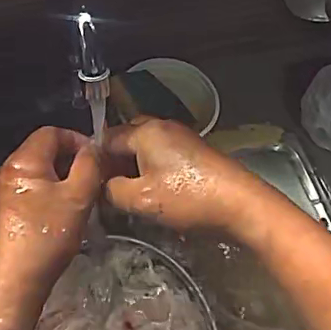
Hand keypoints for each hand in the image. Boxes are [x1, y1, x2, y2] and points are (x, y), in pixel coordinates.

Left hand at [0, 127, 101, 329]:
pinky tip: (66, 211)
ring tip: (84, 196)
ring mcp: (5, 190)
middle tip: (94, 178)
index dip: (77, 139)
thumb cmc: (45, 238)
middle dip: (72, 160)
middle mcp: (9, 169)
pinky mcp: (7, 208)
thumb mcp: (77, 198)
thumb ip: (89, 165)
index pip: (52, 132)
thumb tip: (93, 148)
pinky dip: (52, 192)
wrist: (13, 285)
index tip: (96, 157)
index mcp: (22, 161)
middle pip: (45, 150)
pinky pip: (34, 187)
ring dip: (64, 177)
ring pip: (41, 170)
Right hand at [102, 117, 286, 239]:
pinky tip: (155, 192)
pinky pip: (162, 154)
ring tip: (130, 193)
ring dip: (134, 166)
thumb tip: (106, 187)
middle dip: (115, 161)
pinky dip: (153, 168)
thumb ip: (113, 191)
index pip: (106, 138)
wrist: (240, 203)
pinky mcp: (194, 151)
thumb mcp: (142, 200)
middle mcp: (162, 126)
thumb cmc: (188, 198)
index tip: (90, 184)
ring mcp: (180, 137)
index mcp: (145, 131)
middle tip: (108, 188)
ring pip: (145, 147)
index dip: (95, 161)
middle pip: (127, 138)